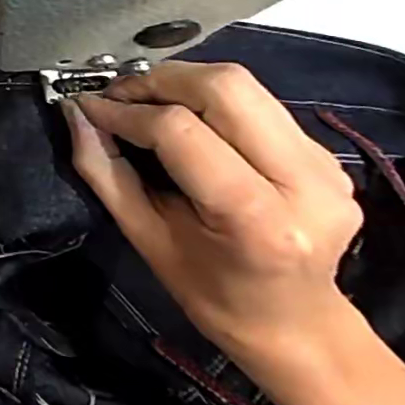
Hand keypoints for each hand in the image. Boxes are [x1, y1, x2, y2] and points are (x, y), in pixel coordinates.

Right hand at [63, 61, 364, 375]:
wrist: (297, 324)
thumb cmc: (213, 294)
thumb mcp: (147, 239)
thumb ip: (105, 172)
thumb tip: (77, 113)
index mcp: (259, 222)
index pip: (181, 132)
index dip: (127, 112)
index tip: (91, 107)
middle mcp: (305, 182)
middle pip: (224, 88)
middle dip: (160, 80)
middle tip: (120, 94)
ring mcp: (324, 163)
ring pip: (242, 84)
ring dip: (183, 81)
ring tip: (146, 100)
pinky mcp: (326, 152)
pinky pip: (257, 101)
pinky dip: (209, 98)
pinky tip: (187, 117)